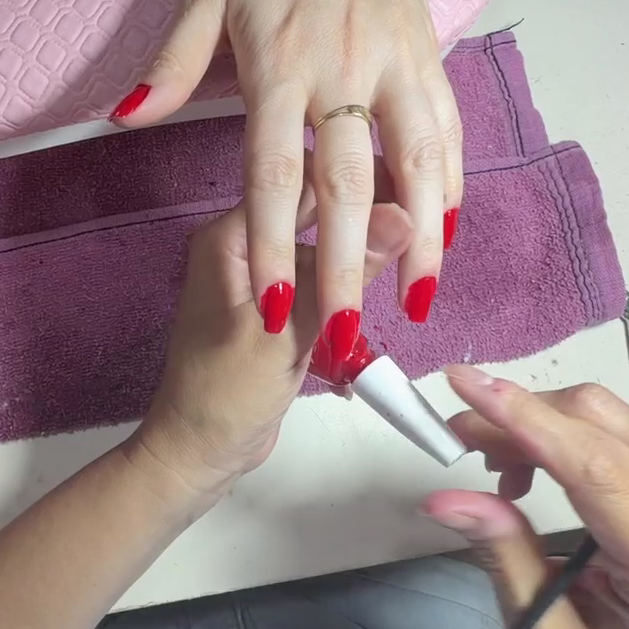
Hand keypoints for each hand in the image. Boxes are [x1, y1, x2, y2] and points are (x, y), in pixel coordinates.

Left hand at [110, 0, 462, 355]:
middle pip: (346, 189)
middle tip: (350, 339)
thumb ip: (170, 63)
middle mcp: (342, 71)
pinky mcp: (429, 52)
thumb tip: (127, 117)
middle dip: (349, 271)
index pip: (272, 179)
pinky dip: (452, 180)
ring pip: (417, 164)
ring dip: (421, 239)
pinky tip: (450, 227)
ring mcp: (395, 62)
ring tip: (421, 301)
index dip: (272, 250)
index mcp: (280, 67)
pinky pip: (447, 127)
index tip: (272, 312)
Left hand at [130, 200, 412, 512]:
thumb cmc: (226, 392)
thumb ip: (343, 275)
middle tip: (428, 229)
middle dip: (367, 219)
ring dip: (363, 257)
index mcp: (231, 236)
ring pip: (325, 248)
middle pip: (317, 213)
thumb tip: (404, 214)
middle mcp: (246, 245)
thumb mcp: (286, 333)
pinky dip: (350, 290)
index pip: (299, 182)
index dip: (357, 178)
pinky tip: (388, 291)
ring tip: (417, 262)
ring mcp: (264, 277)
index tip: (417, 186)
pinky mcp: (280, 307)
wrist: (200, 450)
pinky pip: (322, 282)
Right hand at [421, 370, 628, 628]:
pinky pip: (627, 428)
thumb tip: (442, 498)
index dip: (531, 422)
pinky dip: (567, 433)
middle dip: (519, 419)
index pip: (603, 476)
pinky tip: (544, 466)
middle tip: (461, 436)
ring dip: (540, 424)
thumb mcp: (541, 628)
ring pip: (613, 419)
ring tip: (501, 463)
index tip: (466, 383)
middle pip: (604, 433)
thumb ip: (502, 554)